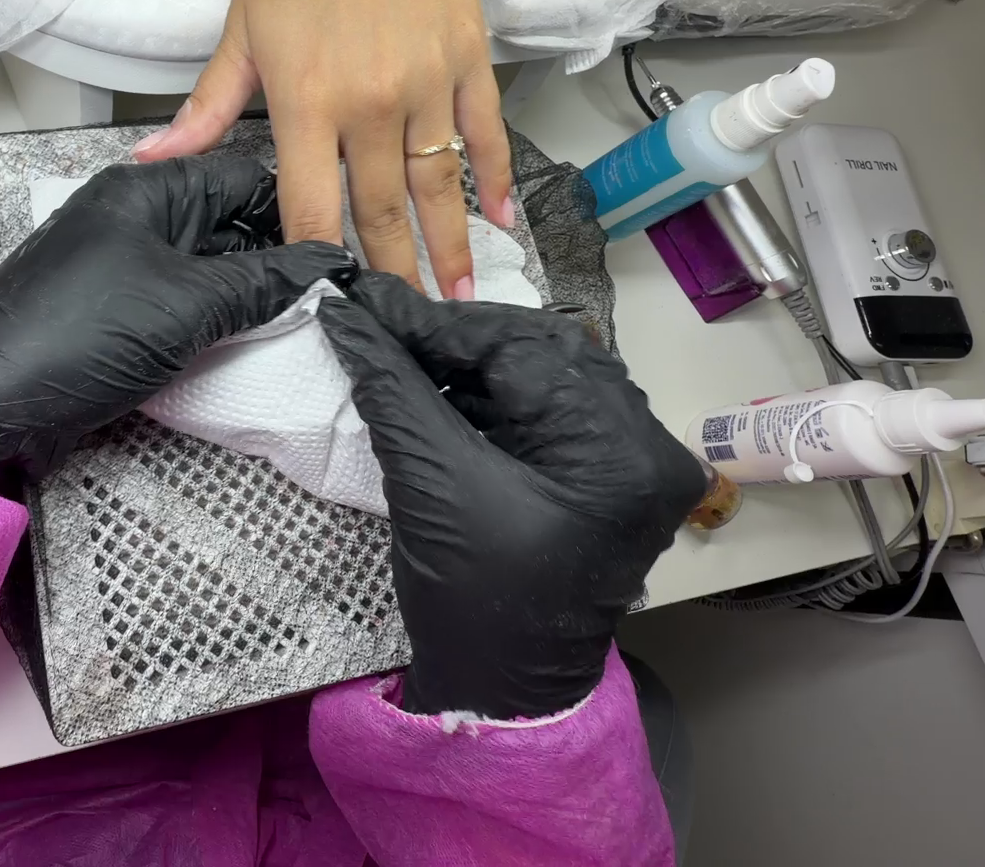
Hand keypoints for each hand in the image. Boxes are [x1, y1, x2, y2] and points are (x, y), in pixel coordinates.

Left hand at [0, 155, 356, 488]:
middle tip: (325, 292)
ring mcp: (125, 262)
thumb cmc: (84, 333)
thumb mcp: (185, 304)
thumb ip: (259, 281)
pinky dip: (213, 313)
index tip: (338, 250)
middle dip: (273, 254)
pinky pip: (180, 296)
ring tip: (298, 316)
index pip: (241, 177)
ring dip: (245, 288)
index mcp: (147, 189)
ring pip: (205, 262)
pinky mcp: (119, 304)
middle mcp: (136, 215)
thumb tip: (323, 263)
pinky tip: (247, 334)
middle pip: (225, 219)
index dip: (292, 209)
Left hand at [133, 0, 511, 298]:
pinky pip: (485, 132)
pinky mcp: (469, 60)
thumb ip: (207, 108)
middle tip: (406, 320)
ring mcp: (428, 83)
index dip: (319, 260)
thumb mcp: (241, 30)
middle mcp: (372, 104)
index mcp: (307, 102)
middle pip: (383, 211)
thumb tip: (154, 158)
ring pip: (438, 186)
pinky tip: (503, 218)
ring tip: (461, 295)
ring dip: (451, 246)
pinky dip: (495, 177)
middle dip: (394, 273)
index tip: (330, 302)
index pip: (312, 207)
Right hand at [317, 273, 704, 718]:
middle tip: (383, 321)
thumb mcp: (426, 480)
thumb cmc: (470, 597)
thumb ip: (387, 384)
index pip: (518, 348)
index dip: (432, 322)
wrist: (499, 688)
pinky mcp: (597, 472)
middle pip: (536, 351)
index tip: (366, 297)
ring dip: (465, 360)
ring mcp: (625, 459)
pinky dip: (481, 391)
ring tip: (400, 347)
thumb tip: (342, 313)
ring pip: (537, 373)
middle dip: (452, 336)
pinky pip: (537, 407)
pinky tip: (433, 383)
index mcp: (616, 450)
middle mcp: (642, 443)